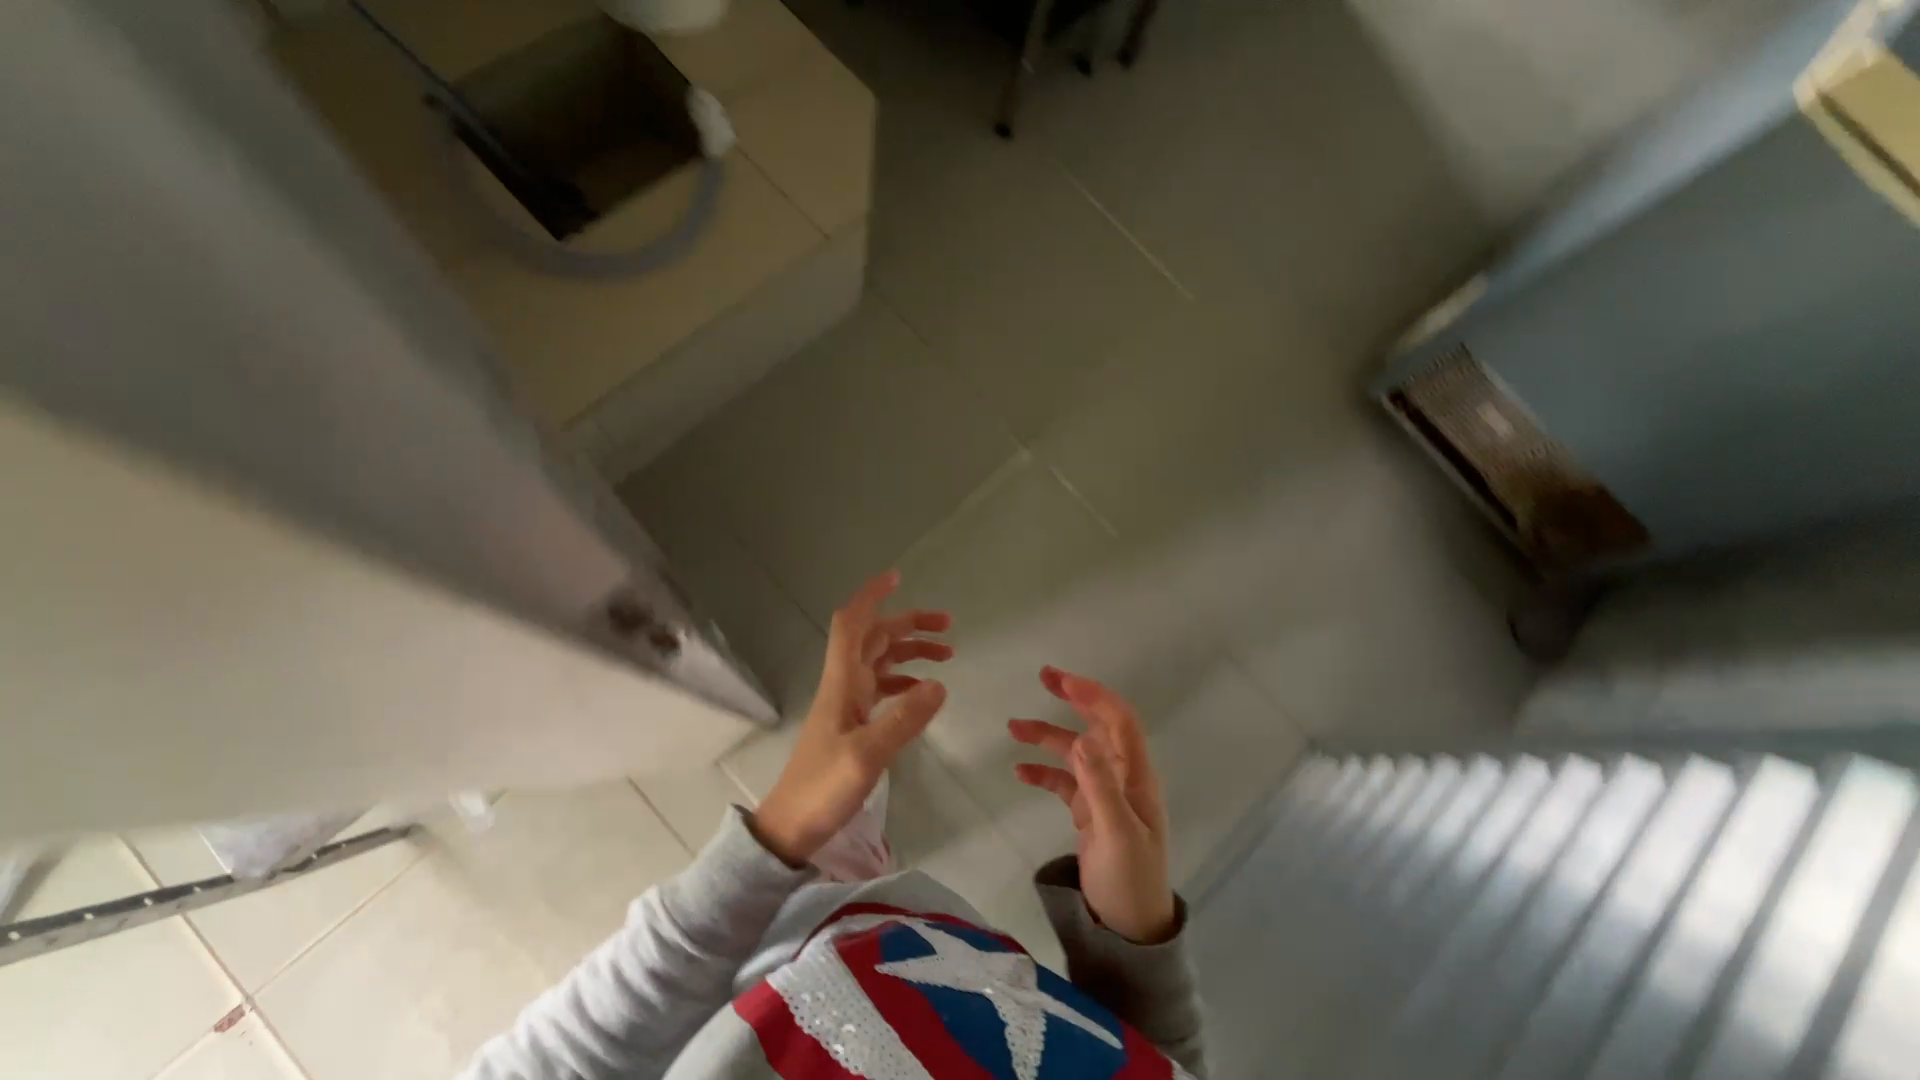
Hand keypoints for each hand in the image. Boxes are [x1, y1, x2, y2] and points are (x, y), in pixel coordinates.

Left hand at [751, 570, 952, 866]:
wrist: (791, 827)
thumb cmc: (823, 788)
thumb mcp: (868, 755)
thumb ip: (904, 719)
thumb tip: (940, 683)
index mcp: (842, 684)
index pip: (852, 624)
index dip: (871, 596)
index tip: (897, 577)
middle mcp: (843, 686)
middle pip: (873, 638)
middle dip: (908, 624)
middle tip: (948, 626)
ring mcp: (846, 706)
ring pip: (879, 662)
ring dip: (909, 651)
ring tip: (947, 655)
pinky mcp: (851, 726)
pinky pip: (881, 689)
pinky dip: (904, 681)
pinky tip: (924, 691)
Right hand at [1009, 667, 1175, 944]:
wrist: (1130, 928)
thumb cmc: (1130, 879)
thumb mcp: (1116, 833)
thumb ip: (1100, 785)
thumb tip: (1082, 738)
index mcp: (1136, 777)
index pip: (1118, 721)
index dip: (1094, 696)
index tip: (1062, 681)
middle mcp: (1122, 778)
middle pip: (1099, 727)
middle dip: (1074, 700)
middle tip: (1044, 677)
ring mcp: (1105, 795)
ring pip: (1076, 753)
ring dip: (1048, 737)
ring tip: (1012, 727)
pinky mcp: (1089, 814)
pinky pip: (1064, 783)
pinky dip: (1044, 772)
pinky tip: (1020, 771)